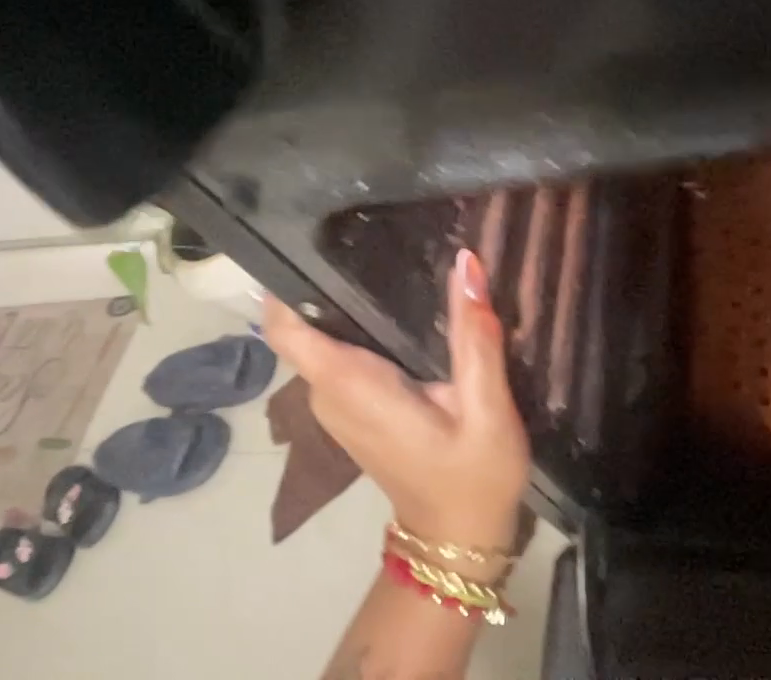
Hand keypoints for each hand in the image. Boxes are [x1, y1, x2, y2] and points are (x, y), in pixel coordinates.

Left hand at [263, 250, 530, 563]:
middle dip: (325, 279)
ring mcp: (335, 404)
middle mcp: (329, 393)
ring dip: (343, 302)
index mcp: (351, 386)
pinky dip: (355, 328)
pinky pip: (336, 355)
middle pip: (303, 324)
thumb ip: (474, 336)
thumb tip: (467, 263)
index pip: (286, 329)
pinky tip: (395, 306)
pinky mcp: (349, 410)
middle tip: (369, 232)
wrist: (457, 537)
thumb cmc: (473, 476)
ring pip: (319, 338)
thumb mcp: (486, 407)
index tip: (307, 238)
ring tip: (385, 257)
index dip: (284, 285)